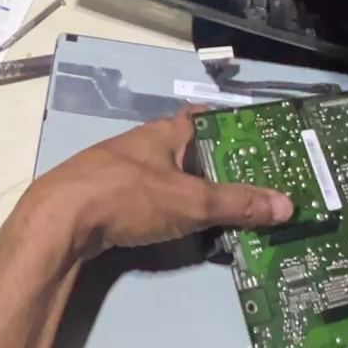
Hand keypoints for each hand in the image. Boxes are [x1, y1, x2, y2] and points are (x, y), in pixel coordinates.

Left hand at [13, 109, 292, 260]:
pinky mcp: (111, 197)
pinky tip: (188, 229)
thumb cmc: (127, 195)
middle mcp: (146, 145)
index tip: (260, 138)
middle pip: (191, 150)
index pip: (205, 117)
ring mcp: (125, 171)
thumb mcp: (190, 201)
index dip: (231, 125)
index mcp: (166, 132)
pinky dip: (173, 210)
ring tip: (230, 211)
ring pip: (171, 177)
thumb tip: (287, 204)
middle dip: (220, 166)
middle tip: (256, 184)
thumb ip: (236, 204)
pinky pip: (153, 200)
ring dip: (197, 191)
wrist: (60, 221)